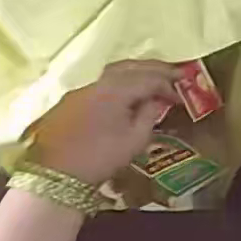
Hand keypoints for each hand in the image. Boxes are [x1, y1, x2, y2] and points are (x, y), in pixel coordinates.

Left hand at [29, 61, 177, 184]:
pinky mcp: (72, 101)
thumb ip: (149, 114)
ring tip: (151, 82)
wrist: (57, 174)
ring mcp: (82, 90)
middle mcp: (98, 82)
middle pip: (130, 66)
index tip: (182, 96)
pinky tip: (126, 95)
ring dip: (135, 74)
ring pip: (113, 72)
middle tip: (173, 76)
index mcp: (116, 89)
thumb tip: (157, 100)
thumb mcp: (134, 140)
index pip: (148, 78)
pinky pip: (102, 84)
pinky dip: (119, 84)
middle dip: (154, 69)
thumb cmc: (101, 158)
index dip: (168, 85)